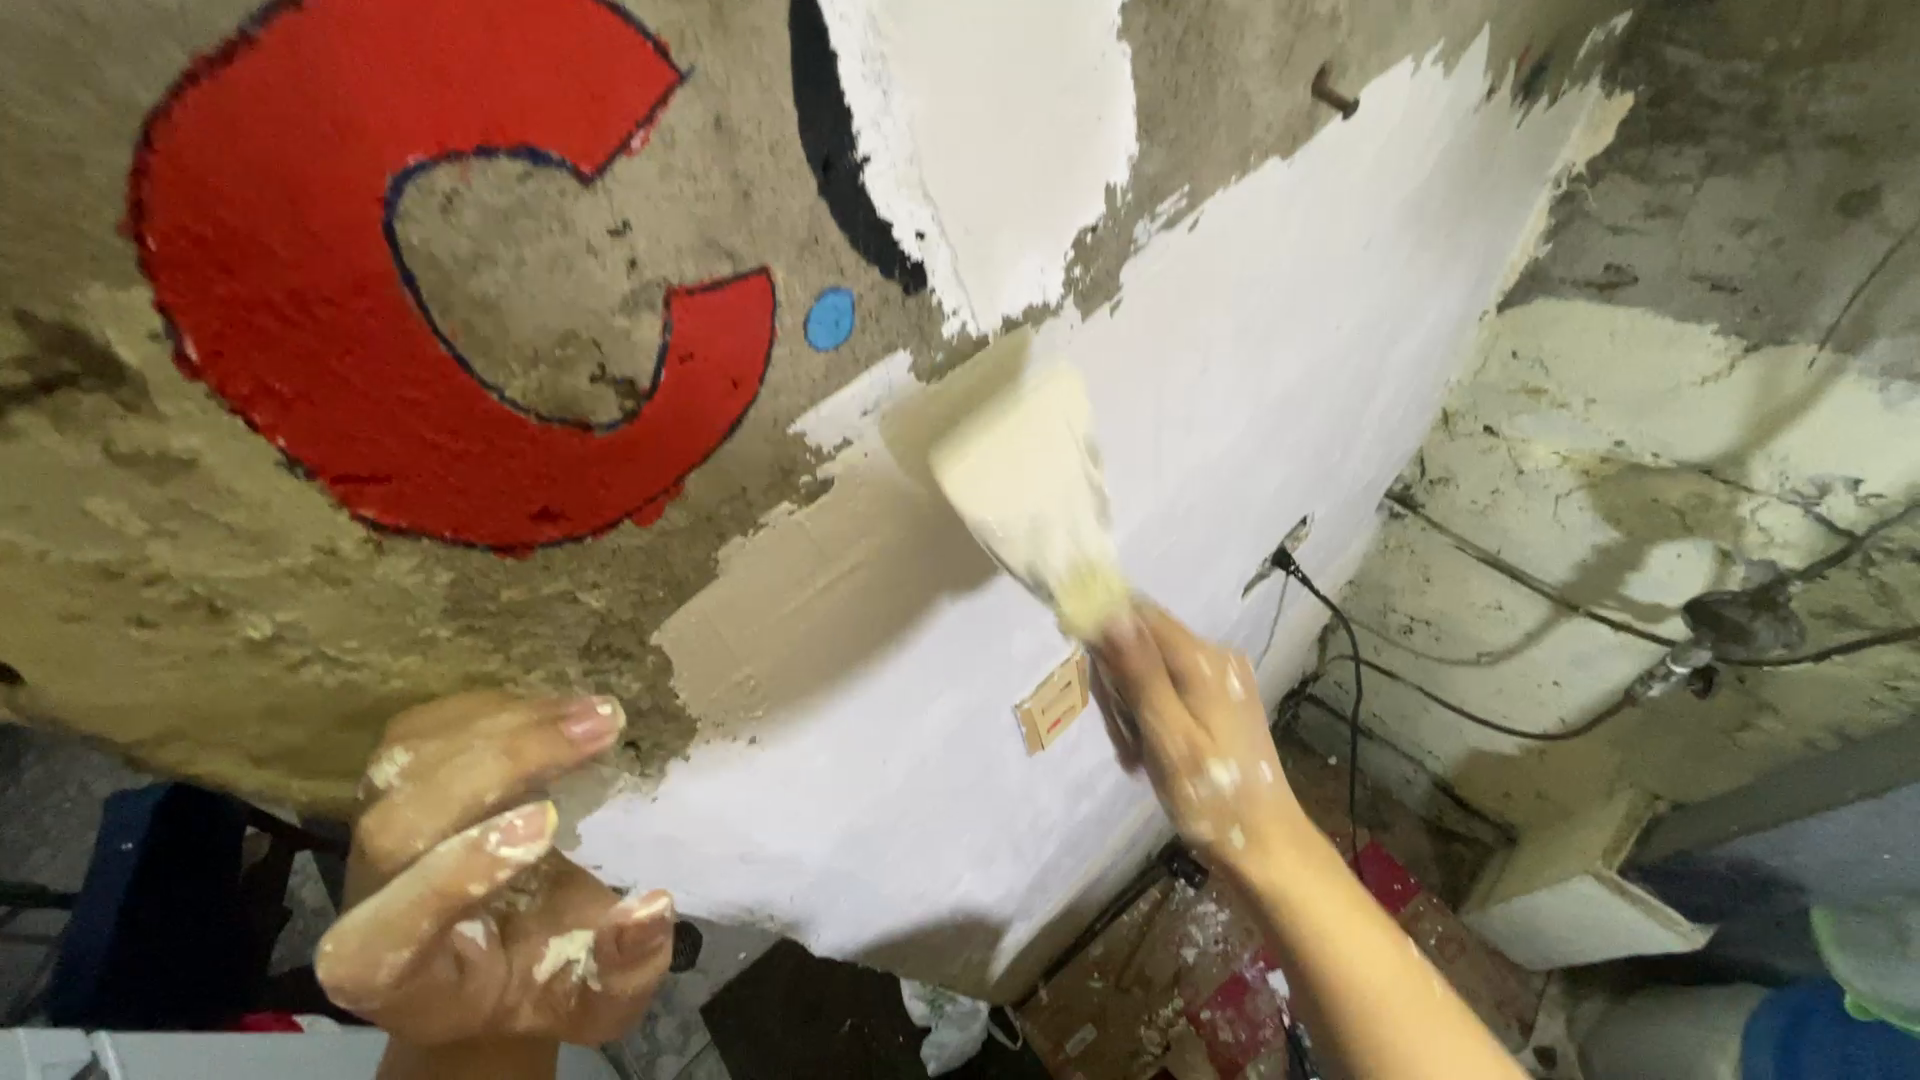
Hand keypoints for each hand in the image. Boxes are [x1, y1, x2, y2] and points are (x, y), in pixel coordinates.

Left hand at [316, 692, 673, 1049]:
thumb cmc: (542, 985)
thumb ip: (624, 970)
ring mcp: (375, 828)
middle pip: (400, 822)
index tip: (550, 821)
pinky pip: (427, 728)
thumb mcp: (597, 1002)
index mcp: (395, 975)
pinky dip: (498, 708)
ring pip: (410, 761)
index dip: (456, 874)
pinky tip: (563, 708)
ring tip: (595, 713)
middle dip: (502, 766)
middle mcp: (365, 897)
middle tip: (599, 731)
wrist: (502, 950)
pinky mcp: (400, 779)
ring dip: (508, 725)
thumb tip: (653, 905)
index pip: (387, 931)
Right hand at [1093, 603, 1308, 875]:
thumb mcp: (1167, 738)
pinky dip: (1148, 716)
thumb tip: (1111, 611)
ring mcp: (1219, 677)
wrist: (1268, 848)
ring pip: (1146, 667)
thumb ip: (1140, 673)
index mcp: (1201, 661)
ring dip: (1129, 708)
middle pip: (1138, 641)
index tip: (1075, 655)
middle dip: (1117, 685)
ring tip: (1136, 756)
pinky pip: (1165, 688)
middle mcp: (1213, 656)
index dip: (1099, 624)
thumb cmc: (1213, 799)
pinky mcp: (1219, 698)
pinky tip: (1148, 754)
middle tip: (1122, 740)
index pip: (1136, 611)